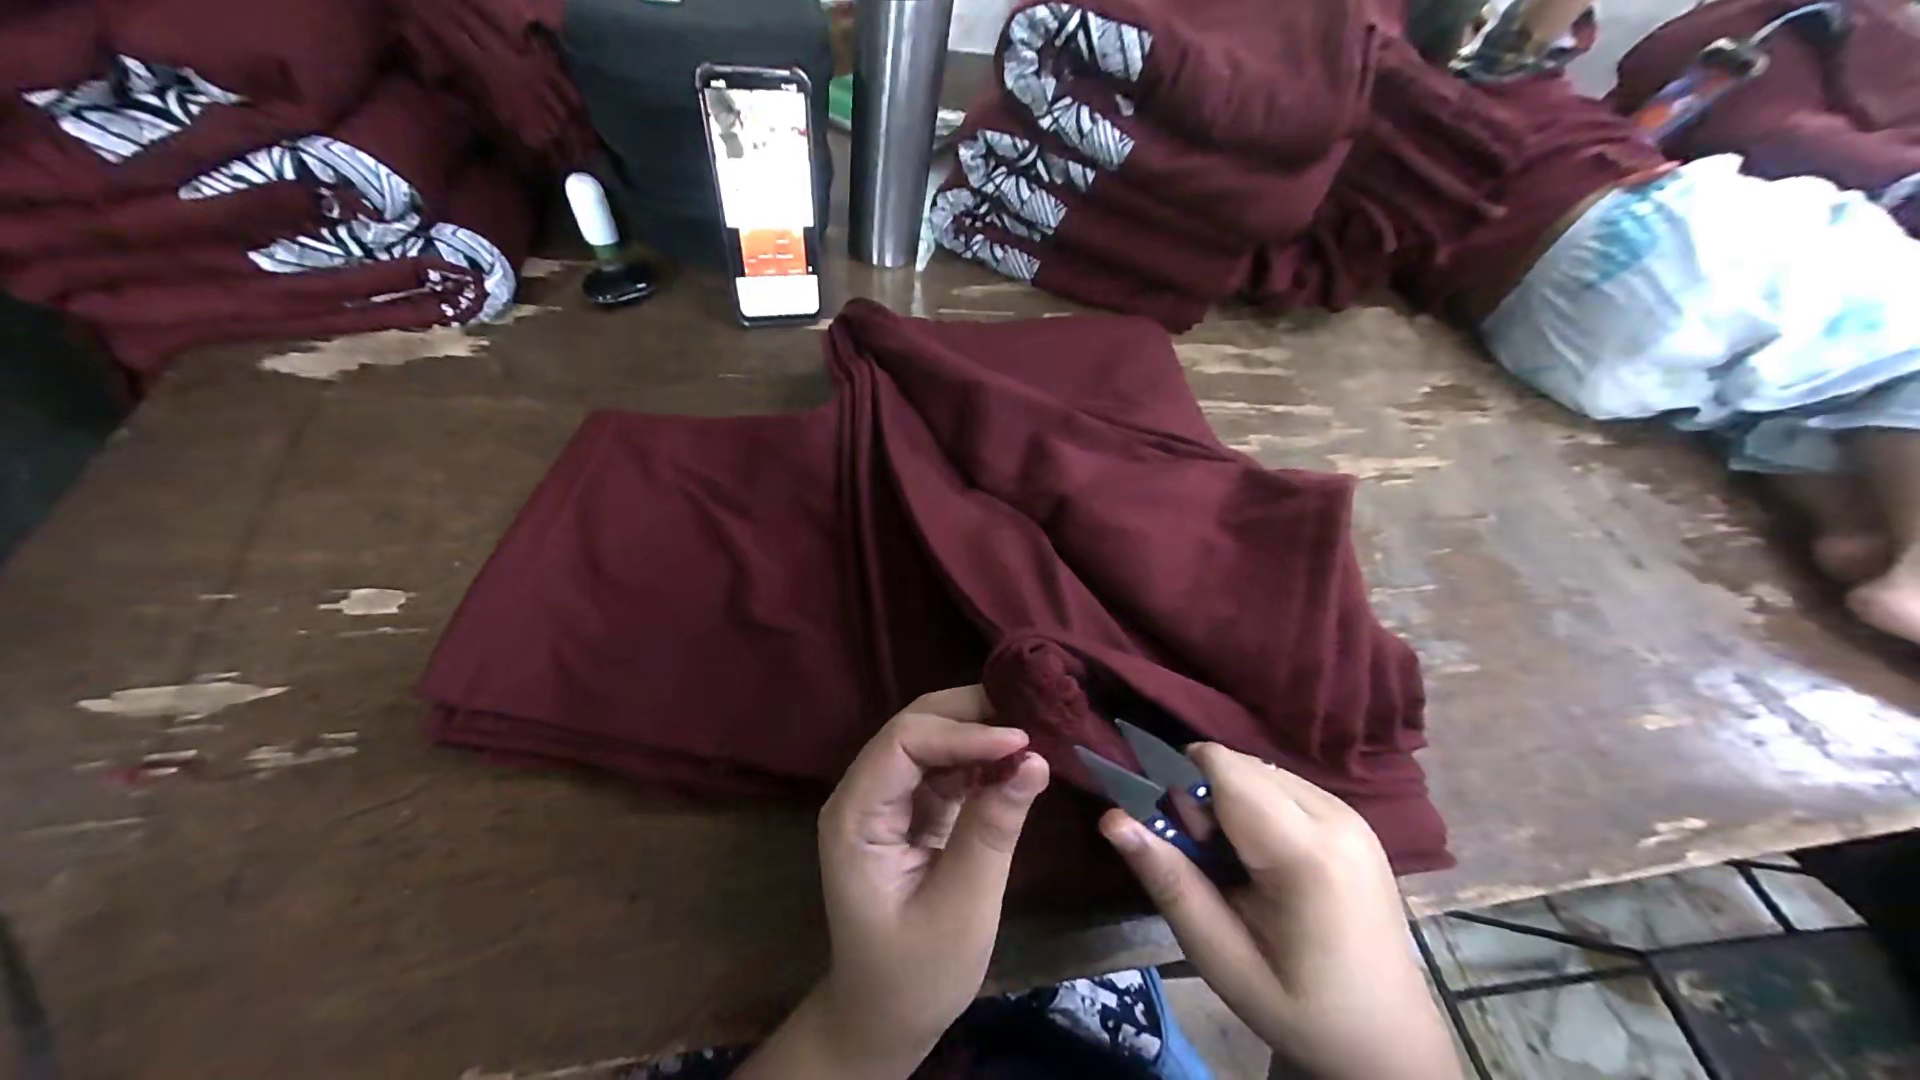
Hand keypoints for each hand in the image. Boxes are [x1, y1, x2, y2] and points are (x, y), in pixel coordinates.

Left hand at [736, 686, 1050, 1079]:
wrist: (885, 1015)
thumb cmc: (916, 974)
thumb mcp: (962, 908)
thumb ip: (993, 829)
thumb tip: (1037, 761)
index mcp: (856, 815)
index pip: (904, 742)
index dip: (962, 733)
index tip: (1021, 742)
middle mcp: (865, 793)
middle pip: (914, 726)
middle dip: (971, 715)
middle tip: (1033, 716)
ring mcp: (887, 798)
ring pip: (932, 737)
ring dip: (980, 730)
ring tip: (1034, 730)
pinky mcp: (912, 808)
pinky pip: (947, 765)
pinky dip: (982, 758)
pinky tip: (1016, 760)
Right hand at [1100, 745, 1461, 1079]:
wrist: (1389, 1044)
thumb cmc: (1299, 1009)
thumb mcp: (1220, 957)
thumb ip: (1169, 881)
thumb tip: (1111, 818)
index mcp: (1305, 853)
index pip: (1223, 766)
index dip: (1183, 785)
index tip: (1181, 838)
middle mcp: (1334, 816)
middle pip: (1238, 763)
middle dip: (1203, 794)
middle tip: (1205, 858)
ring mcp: (1351, 814)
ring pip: (1257, 769)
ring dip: (1227, 798)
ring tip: (1234, 862)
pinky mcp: (1354, 819)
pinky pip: (1282, 784)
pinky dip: (1254, 803)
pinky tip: (1262, 856)